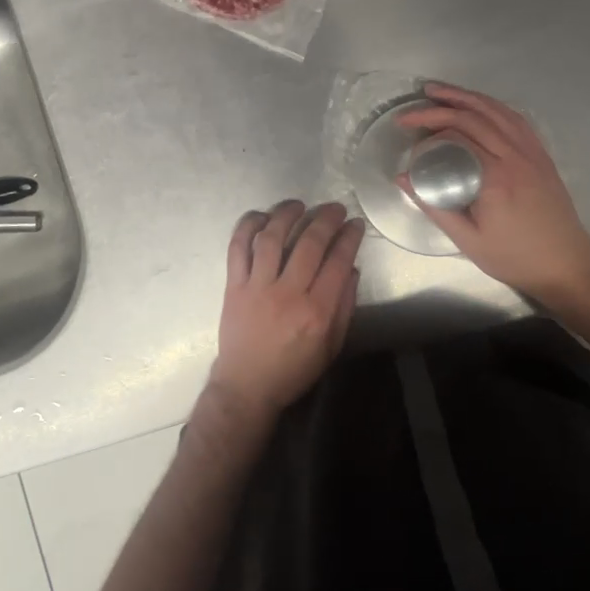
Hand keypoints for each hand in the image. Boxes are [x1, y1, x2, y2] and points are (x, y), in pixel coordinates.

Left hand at [207, 201, 364, 418]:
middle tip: (334, 208)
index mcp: (316, 311)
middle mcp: (287, 294)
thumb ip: (343, 306)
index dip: (349, 238)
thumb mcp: (331, 346)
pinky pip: (238, 248)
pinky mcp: (234, 286)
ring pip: (272, 239)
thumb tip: (351, 268)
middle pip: (309, 244)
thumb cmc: (294, 369)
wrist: (247, 386)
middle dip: (325, 220)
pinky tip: (261, 216)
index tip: (355, 224)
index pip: (338, 262)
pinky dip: (247, 227)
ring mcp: (257, 287)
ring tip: (299, 204)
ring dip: (286, 215)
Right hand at [397, 82, 589, 300]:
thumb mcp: (468, 240)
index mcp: (495, 179)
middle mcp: (515, 157)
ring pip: (496, 111)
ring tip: (438, 91)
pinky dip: (492, 106)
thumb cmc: (514, 258)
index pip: (456, 136)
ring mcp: (532, 153)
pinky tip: (477, 104)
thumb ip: (433, 206)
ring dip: (465, 97)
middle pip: (473, 117)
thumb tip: (402, 178)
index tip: (407, 138)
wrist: (567, 266)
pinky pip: (515, 120)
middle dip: (438, 107)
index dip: (428, 130)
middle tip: (411, 109)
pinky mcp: (541, 155)